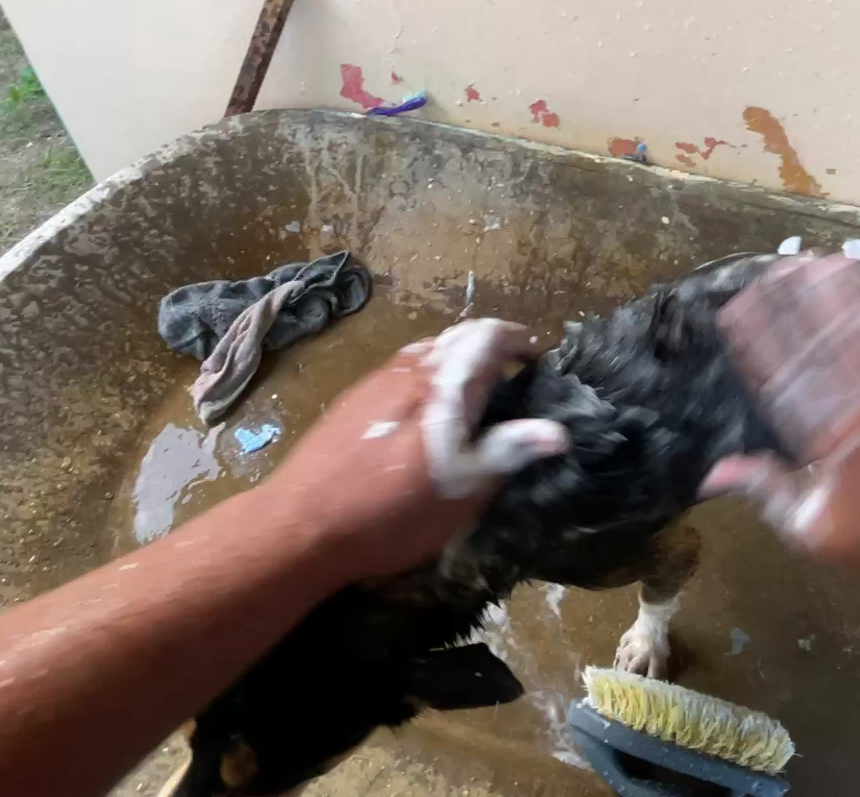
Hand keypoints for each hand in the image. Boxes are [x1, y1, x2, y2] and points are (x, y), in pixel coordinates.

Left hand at [266, 319, 569, 579]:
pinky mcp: (355, 397)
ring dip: (460, 361)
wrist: (300, 524)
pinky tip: (426, 413)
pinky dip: (431, 376)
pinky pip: (405, 369)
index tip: (536, 358)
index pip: (490, 336)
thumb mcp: (462, 488)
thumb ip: (509, 451)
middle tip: (511, 377)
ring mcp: (378, 379)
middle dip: (491, 348)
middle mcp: (412, 368)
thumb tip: (559, 432)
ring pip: (430, 352)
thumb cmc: (392, 509)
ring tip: (474, 394)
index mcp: (445, 383)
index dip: (518, 339)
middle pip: (460, 337)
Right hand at [701, 259, 859, 595]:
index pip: (784, 376)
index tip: (737, 306)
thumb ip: (765, 490)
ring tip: (833, 261)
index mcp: (831, 440)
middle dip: (804, 300)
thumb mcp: (810, 530)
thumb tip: (709, 474)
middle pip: (832, 343)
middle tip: (784, 264)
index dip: (757, 337)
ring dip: (855, 296)